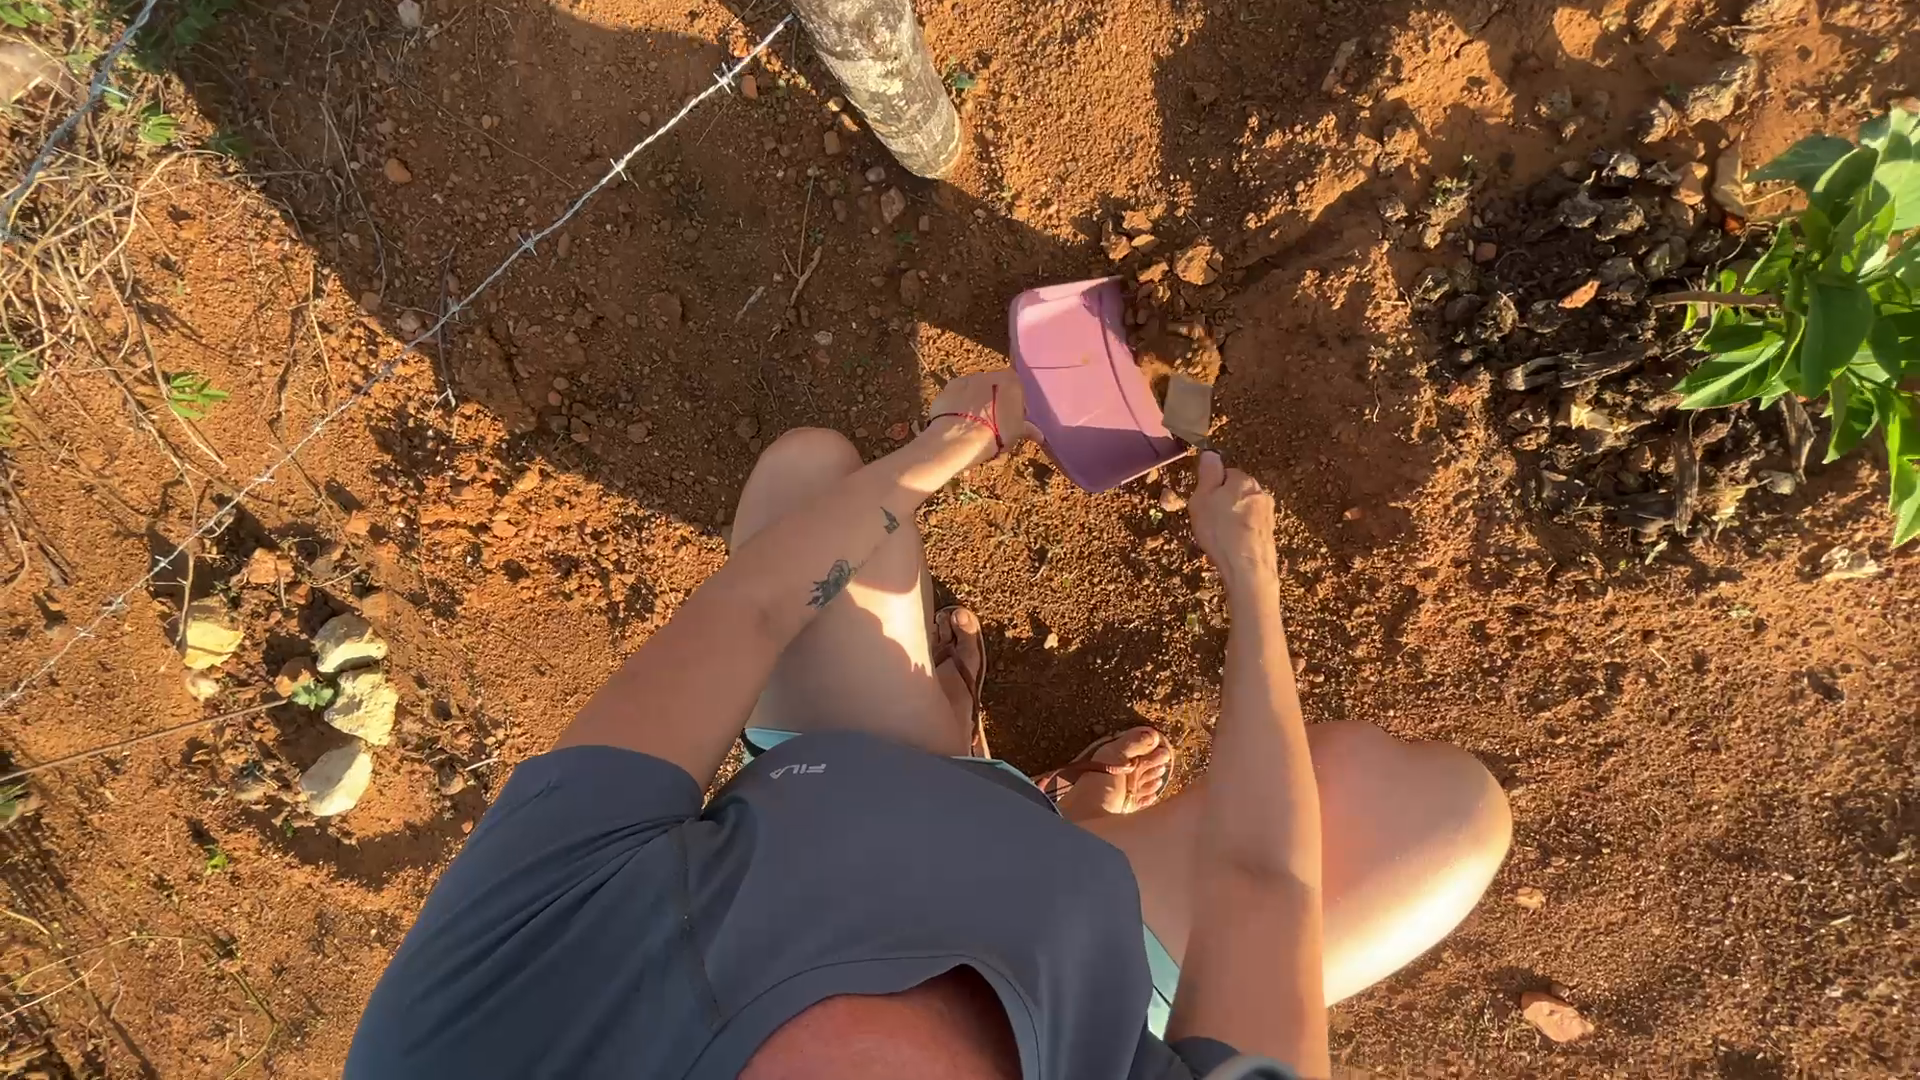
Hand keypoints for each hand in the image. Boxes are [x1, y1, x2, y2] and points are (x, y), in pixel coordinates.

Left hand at [925, 369, 1028, 467]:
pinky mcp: (948, 388)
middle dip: (995, 406)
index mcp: (1011, 380)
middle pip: (995, 391)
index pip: (1017, 392)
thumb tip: (1038, 434)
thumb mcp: (1017, 433)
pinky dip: (959, 408)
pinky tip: (959, 424)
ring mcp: (967, 379)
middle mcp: (989, 374)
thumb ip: (1027, 429)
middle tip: (993, 429)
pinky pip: (958, 398)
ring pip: (975, 393)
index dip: (1014, 410)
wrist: (960, 436)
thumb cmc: (996, 433)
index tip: (1011, 425)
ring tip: (974, 430)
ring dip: (976, 407)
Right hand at [1188, 451, 1277, 595]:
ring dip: (1232, 519)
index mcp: (1244, 480)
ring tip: (1218, 537)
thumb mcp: (1202, 498)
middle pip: (1236, 492)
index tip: (1202, 504)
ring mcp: (1268, 514)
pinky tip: (1230, 546)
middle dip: (1223, 503)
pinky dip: (1240, 533)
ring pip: (1243, 510)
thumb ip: (1208, 474)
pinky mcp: (1270, 533)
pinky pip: (1249, 527)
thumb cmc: (1220, 530)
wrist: (1248, 567)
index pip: (1225, 474)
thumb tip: (1211, 453)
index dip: (1211, 488)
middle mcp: (1261, 493)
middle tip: (1208, 521)